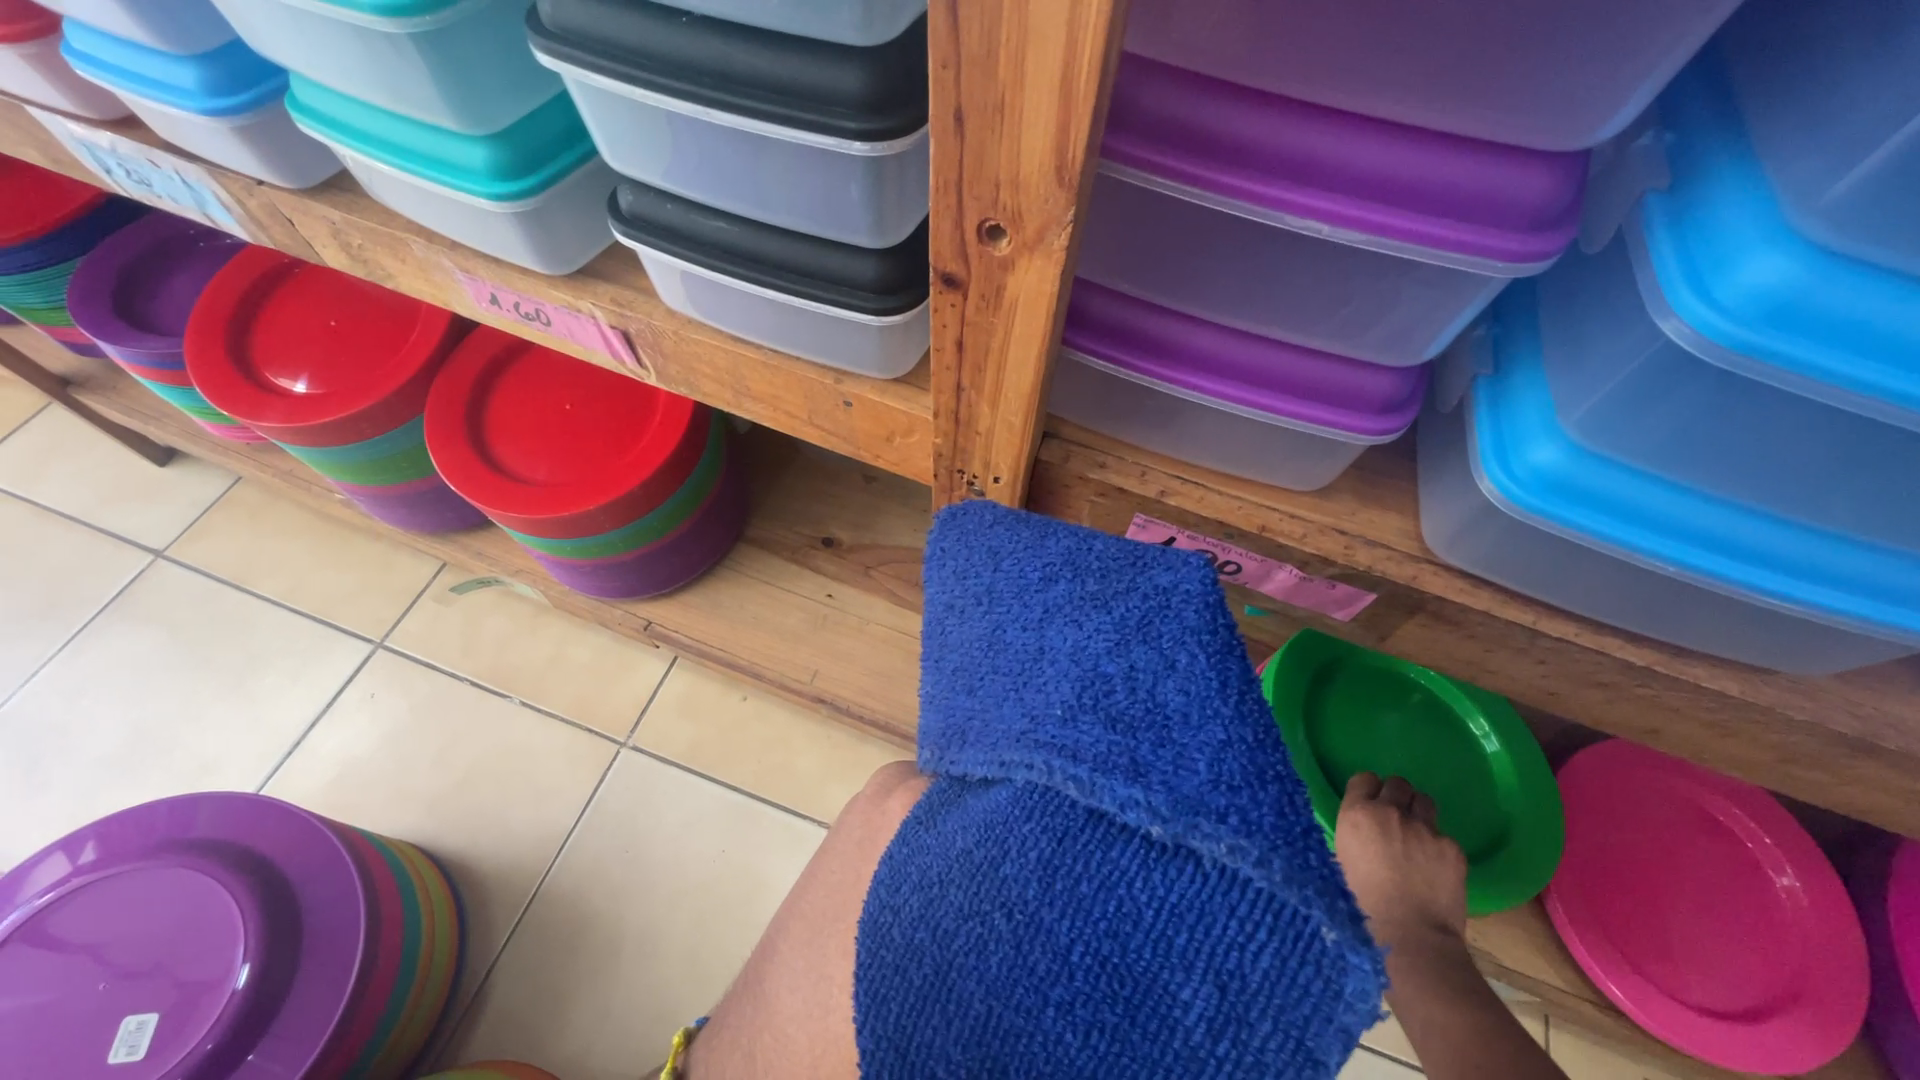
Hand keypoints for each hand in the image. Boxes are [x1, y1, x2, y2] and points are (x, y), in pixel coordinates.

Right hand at [1333, 772, 1468, 953]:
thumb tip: (1362, 829)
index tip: (1369, 803)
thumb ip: (1354, 834)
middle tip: (1395, 818)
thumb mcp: (1343, 859)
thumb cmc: (1361, 903)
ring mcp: (1425, 828)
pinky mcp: (1452, 847)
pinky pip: (1443, 835)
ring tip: (1417, 836)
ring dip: (1418, 812)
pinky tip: (1433, 868)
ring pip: (1424, 801)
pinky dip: (1437, 846)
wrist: (1410, 935)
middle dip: (1396, 796)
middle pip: (1398, 783)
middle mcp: (1391, 812)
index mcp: (1357, 814)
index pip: (1364, 778)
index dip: (1367, 790)